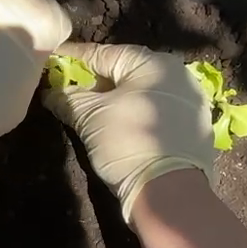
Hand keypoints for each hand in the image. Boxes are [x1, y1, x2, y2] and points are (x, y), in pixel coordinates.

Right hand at [40, 42, 216, 220]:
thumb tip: (50, 92)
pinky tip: (121, 128)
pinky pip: (158, 112)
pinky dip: (137, 115)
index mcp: (153, 63)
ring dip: (118, 99)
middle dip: (97, 81)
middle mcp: (178, 74)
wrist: (168, 193)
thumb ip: (67, 99)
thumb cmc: (127, 144)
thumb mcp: (89, 118)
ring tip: (94, 112)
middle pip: (126, 72)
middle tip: (71, 90)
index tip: (54, 59)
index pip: (104, 54)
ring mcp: (191, 101)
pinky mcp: (195, 127)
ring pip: (144, 93)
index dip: (75, 58)